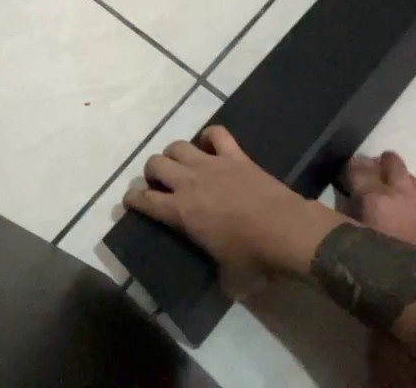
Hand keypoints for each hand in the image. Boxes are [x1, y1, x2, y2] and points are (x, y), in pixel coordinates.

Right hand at [123, 125, 341, 284]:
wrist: (286, 231)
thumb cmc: (254, 257)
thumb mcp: (228, 277)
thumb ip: (216, 273)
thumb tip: (221, 281)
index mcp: (182, 213)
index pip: (145, 201)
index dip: (132, 200)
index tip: (129, 200)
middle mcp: (190, 183)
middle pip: (155, 164)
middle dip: (151, 172)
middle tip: (158, 184)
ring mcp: (212, 164)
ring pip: (178, 145)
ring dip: (173, 154)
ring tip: (179, 165)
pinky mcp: (235, 155)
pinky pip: (216, 134)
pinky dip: (210, 136)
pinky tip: (210, 145)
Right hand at [339, 151, 415, 267]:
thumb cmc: (386, 282)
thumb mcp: (355, 251)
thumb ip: (350, 222)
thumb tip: (348, 209)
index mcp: (375, 199)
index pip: (357, 167)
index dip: (351, 171)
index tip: (347, 180)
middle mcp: (404, 193)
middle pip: (392, 161)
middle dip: (382, 167)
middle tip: (376, 185)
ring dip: (407, 189)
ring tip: (401, 209)